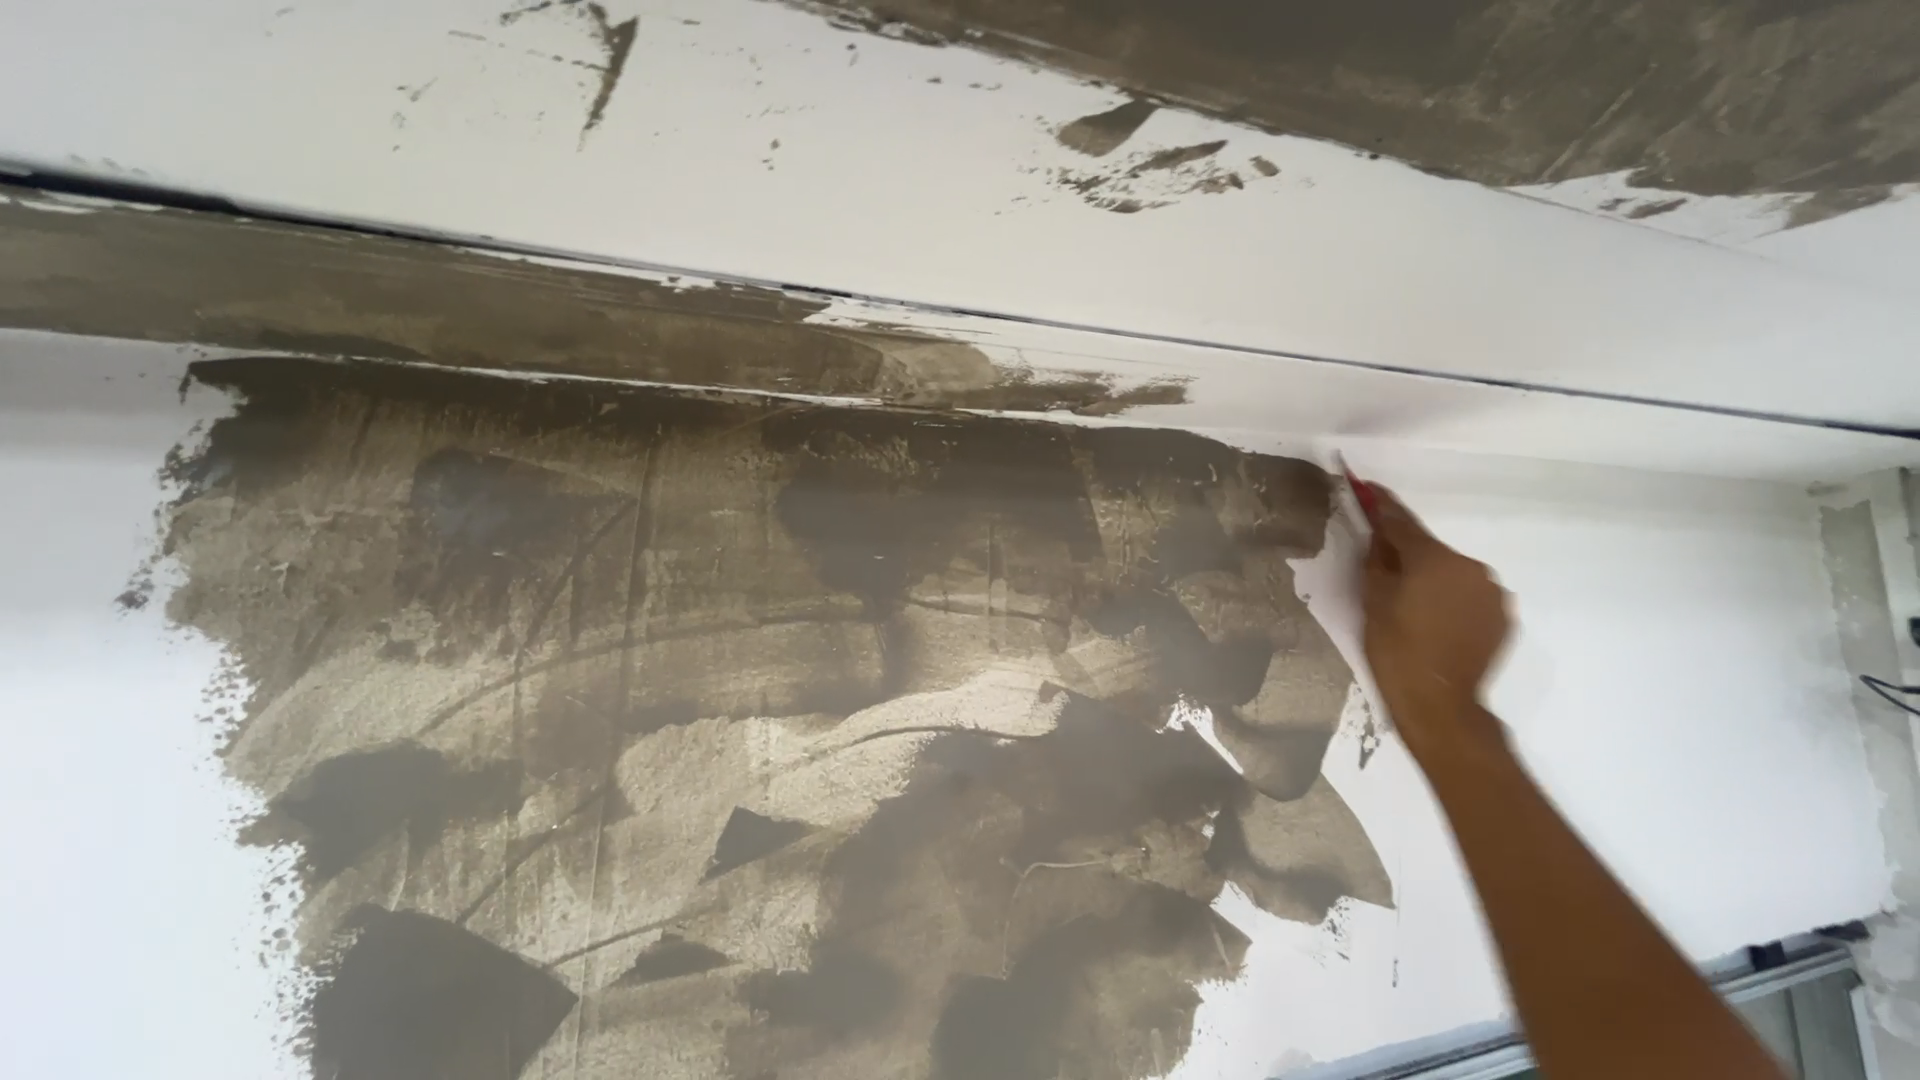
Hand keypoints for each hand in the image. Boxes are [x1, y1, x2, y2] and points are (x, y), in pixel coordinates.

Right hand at [1360, 486, 1511, 762]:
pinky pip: (1470, 595)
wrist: (1439, 702)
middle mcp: (1470, 566)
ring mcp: (1492, 591)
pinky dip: (1452, 600)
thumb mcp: (1372, 601)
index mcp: (1433, 559)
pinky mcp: (1503, 614)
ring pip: (1452, 573)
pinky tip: (1437, 623)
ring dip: (1432, 580)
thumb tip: (1380, 533)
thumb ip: (1377, 559)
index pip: (1401, 523)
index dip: (1381, 505)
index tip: (1367, 485)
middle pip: (1430, 550)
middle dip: (1408, 556)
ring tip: (1414, 610)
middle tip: (1386, 578)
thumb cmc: (1394, 650)